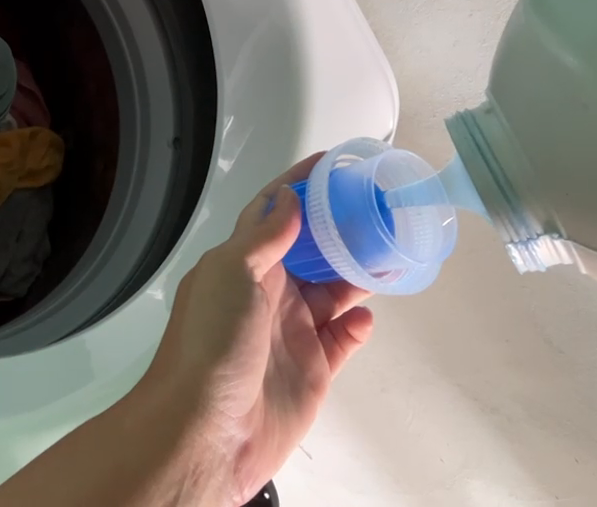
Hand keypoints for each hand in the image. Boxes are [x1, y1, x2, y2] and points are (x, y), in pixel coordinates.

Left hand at [135, 155, 374, 503]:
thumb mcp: (233, 273)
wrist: (209, 432)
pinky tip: (367, 314)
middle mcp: (266, 291)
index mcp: (241, 263)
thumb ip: (264, 236)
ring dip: (357, 272)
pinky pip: (342, 339)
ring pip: (331, 290)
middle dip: (338, 228)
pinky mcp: (311, 369)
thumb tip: (289, 197)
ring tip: (387, 251)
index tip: (332, 164)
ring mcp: (290, 331)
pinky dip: (356, 325)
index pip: (273, 212)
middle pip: (310, 249)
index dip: (300, 186)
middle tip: (376, 207)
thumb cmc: (212, 344)